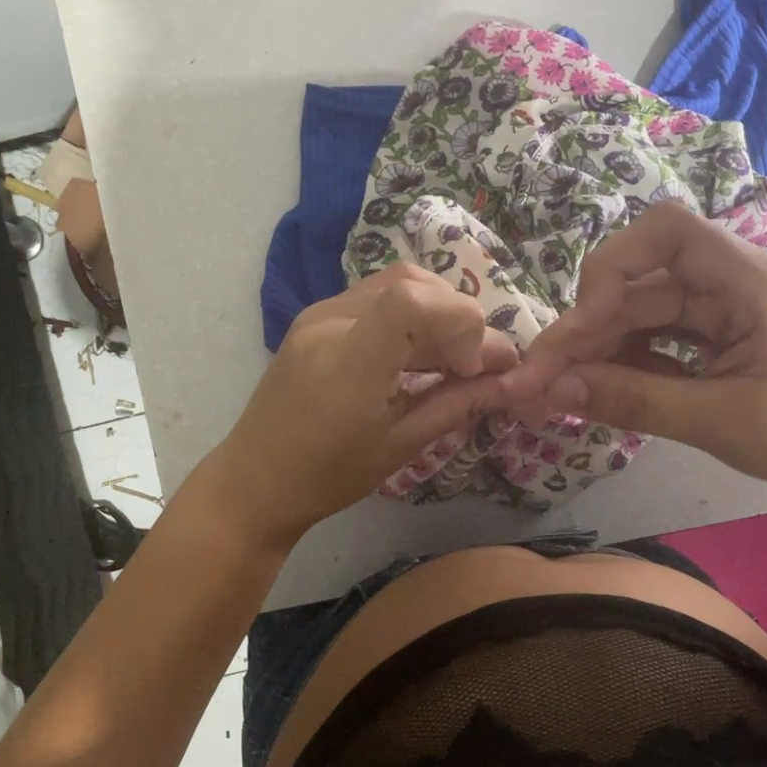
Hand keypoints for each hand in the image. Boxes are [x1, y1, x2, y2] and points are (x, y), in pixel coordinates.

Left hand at [202, 263, 517, 548]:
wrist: (256, 481)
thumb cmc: (327, 476)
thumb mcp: (399, 446)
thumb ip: (456, 404)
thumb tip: (509, 382)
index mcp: (349, 360)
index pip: (415, 300)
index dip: (462, 323)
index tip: (472, 369)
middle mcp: (330, 321)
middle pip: (412, 284)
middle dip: (457, 319)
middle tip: (475, 367)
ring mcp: (318, 315)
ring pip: (395, 284)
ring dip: (435, 314)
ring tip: (451, 362)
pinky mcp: (315, 320)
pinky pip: (373, 299)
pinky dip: (408, 317)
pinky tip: (420, 355)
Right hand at [503, 202, 766, 493]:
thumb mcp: (716, 419)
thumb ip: (632, 398)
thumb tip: (551, 389)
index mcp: (747, 281)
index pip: (666, 232)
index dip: (612, 265)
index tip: (584, 322)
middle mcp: (728, 284)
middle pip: (637, 284)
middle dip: (585, 328)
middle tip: (537, 378)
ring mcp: (719, 312)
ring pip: (638, 313)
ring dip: (597, 348)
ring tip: (556, 390)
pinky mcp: (713, 340)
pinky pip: (654, 338)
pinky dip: (623, 362)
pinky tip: (598, 389)